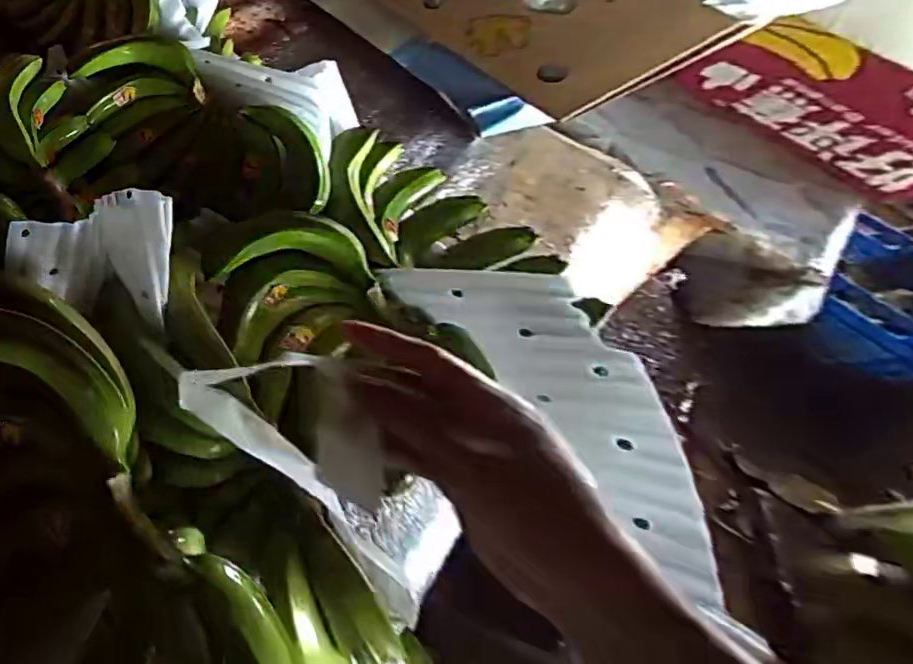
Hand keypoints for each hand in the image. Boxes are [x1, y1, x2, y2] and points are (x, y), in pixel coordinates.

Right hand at [338, 322, 749, 662]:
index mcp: (488, 401)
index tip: (343, 329)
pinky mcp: (465, 481)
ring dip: (378, 417)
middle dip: (374, 380)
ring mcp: (471, 450)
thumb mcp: (466, 459)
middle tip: (329, 378)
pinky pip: (419, 453)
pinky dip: (392, 449)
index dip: (384, 341)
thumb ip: (408, 419)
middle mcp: (477, 418)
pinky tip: (364, 451)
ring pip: (413, 422)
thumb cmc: (531, 508)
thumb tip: (353, 383)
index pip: (427, 358)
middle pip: (416, 388)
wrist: (582, 583)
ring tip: (337, 414)